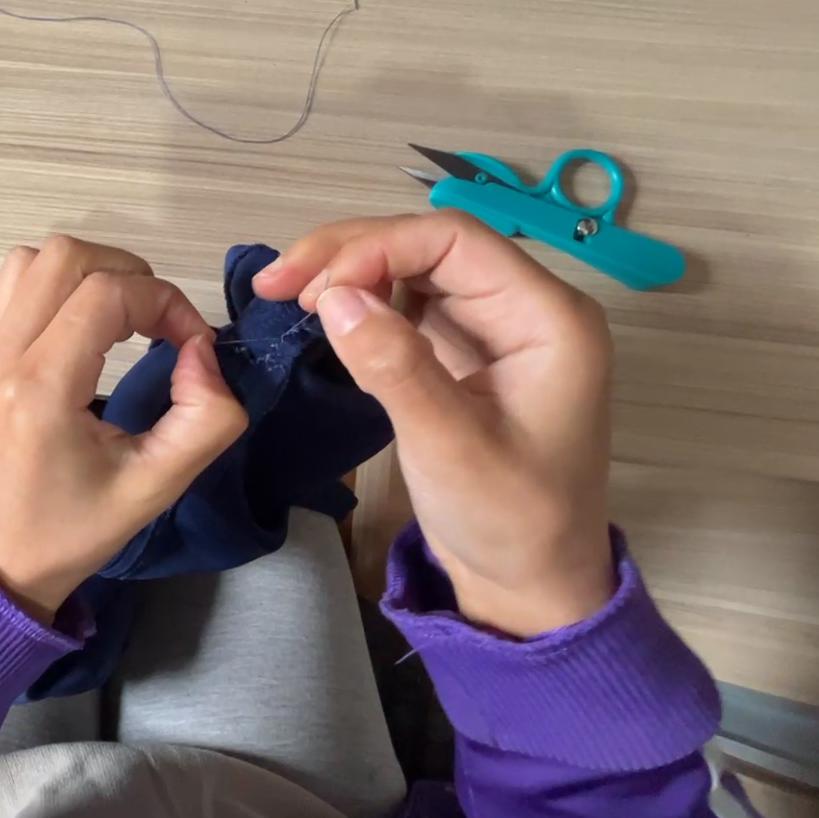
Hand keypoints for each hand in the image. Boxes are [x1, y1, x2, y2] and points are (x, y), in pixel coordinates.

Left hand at [0, 236, 249, 620]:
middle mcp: (2, 356)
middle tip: (159, 322)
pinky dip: (55, 284)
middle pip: (65, 257)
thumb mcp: (156, 485)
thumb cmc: (75, 530)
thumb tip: (201, 350)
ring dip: (88, 272)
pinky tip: (82, 325)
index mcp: (41, 388)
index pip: (106, 293)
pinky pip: (12, 286)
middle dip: (129, 274)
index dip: (165, 301)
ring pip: (32, 260)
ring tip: (123, 317)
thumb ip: (205, 417)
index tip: (192, 343)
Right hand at [254, 211, 615, 636]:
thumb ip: (396, 367)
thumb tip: (333, 298)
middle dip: (345, 253)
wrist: (527, 576)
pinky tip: (313, 312)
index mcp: (544, 318)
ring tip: (281, 292)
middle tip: (273, 283)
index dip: (373, 249)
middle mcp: (518, 307)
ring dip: (341, 270)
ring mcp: (484, 326)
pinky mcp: (453, 348)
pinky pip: (397, 301)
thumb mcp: (451, 446)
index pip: (451, 241)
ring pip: (405, 266)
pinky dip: (351, 299)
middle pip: (424, 243)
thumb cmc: (507, 517)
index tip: (310, 293)